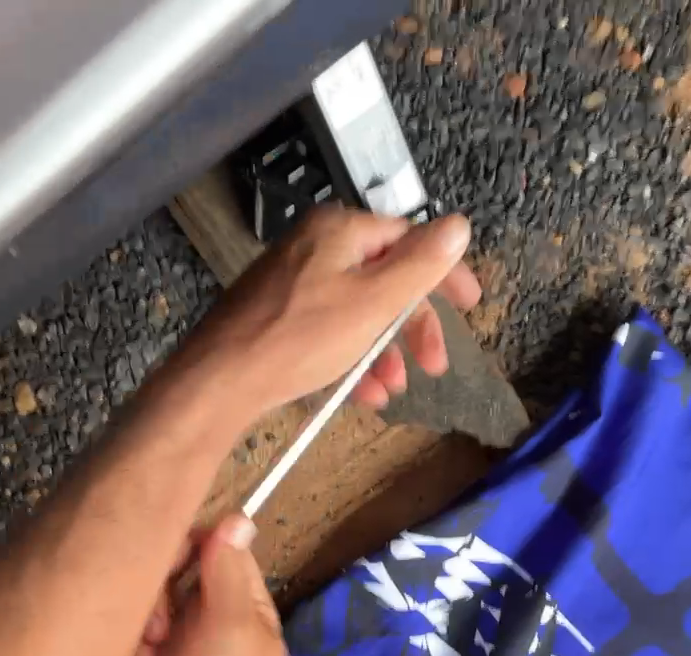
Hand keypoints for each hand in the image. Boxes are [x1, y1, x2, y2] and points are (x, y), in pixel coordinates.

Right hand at [124, 514, 298, 655]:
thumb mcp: (234, 626)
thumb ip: (227, 572)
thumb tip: (238, 514)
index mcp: (237, 602)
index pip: (209, 551)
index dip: (184, 547)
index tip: (162, 559)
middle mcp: (204, 620)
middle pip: (167, 579)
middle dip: (155, 592)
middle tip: (159, 627)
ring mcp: (173, 651)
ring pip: (140, 611)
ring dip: (137, 626)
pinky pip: (123, 649)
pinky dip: (122, 654)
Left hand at [176, 206, 483, 417]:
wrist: (221, 380)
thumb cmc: (300, 339)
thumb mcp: (372, 302)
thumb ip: (419, 265)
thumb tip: (458, 226)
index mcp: (341, 231)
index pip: (410, 240)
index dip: (445, 275)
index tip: (469, 306)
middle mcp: (316, 247)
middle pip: (384, 279)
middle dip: (412, 327)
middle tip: (433, 366)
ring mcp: (293, 282)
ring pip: (358, 311)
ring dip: (383, 351)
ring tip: (390, 390)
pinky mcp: (277, 315)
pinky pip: (329, 329)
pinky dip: (351, 358)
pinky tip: (361, 394)